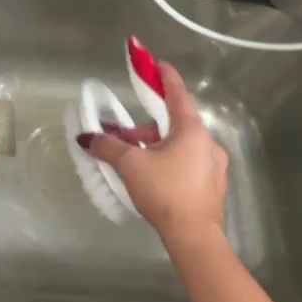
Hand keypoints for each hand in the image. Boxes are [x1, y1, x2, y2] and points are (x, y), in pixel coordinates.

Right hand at [86, 61, 228, 249]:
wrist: (195, 237)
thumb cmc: (165, 191)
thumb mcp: (131, 165)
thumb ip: (108, 146)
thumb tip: (86, 137)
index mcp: (191, 129)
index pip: (177, 93)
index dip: (164, 76)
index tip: (156, 63)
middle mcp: (207, 142)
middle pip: (174, 124)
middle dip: (148, 127)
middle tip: (125, 136)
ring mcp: (214, 166)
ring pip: (181, 146)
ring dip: (157, 147)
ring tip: (134, 162)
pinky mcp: (214, 187)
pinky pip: (188, 164)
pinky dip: (170, 163)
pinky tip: (154, 179)